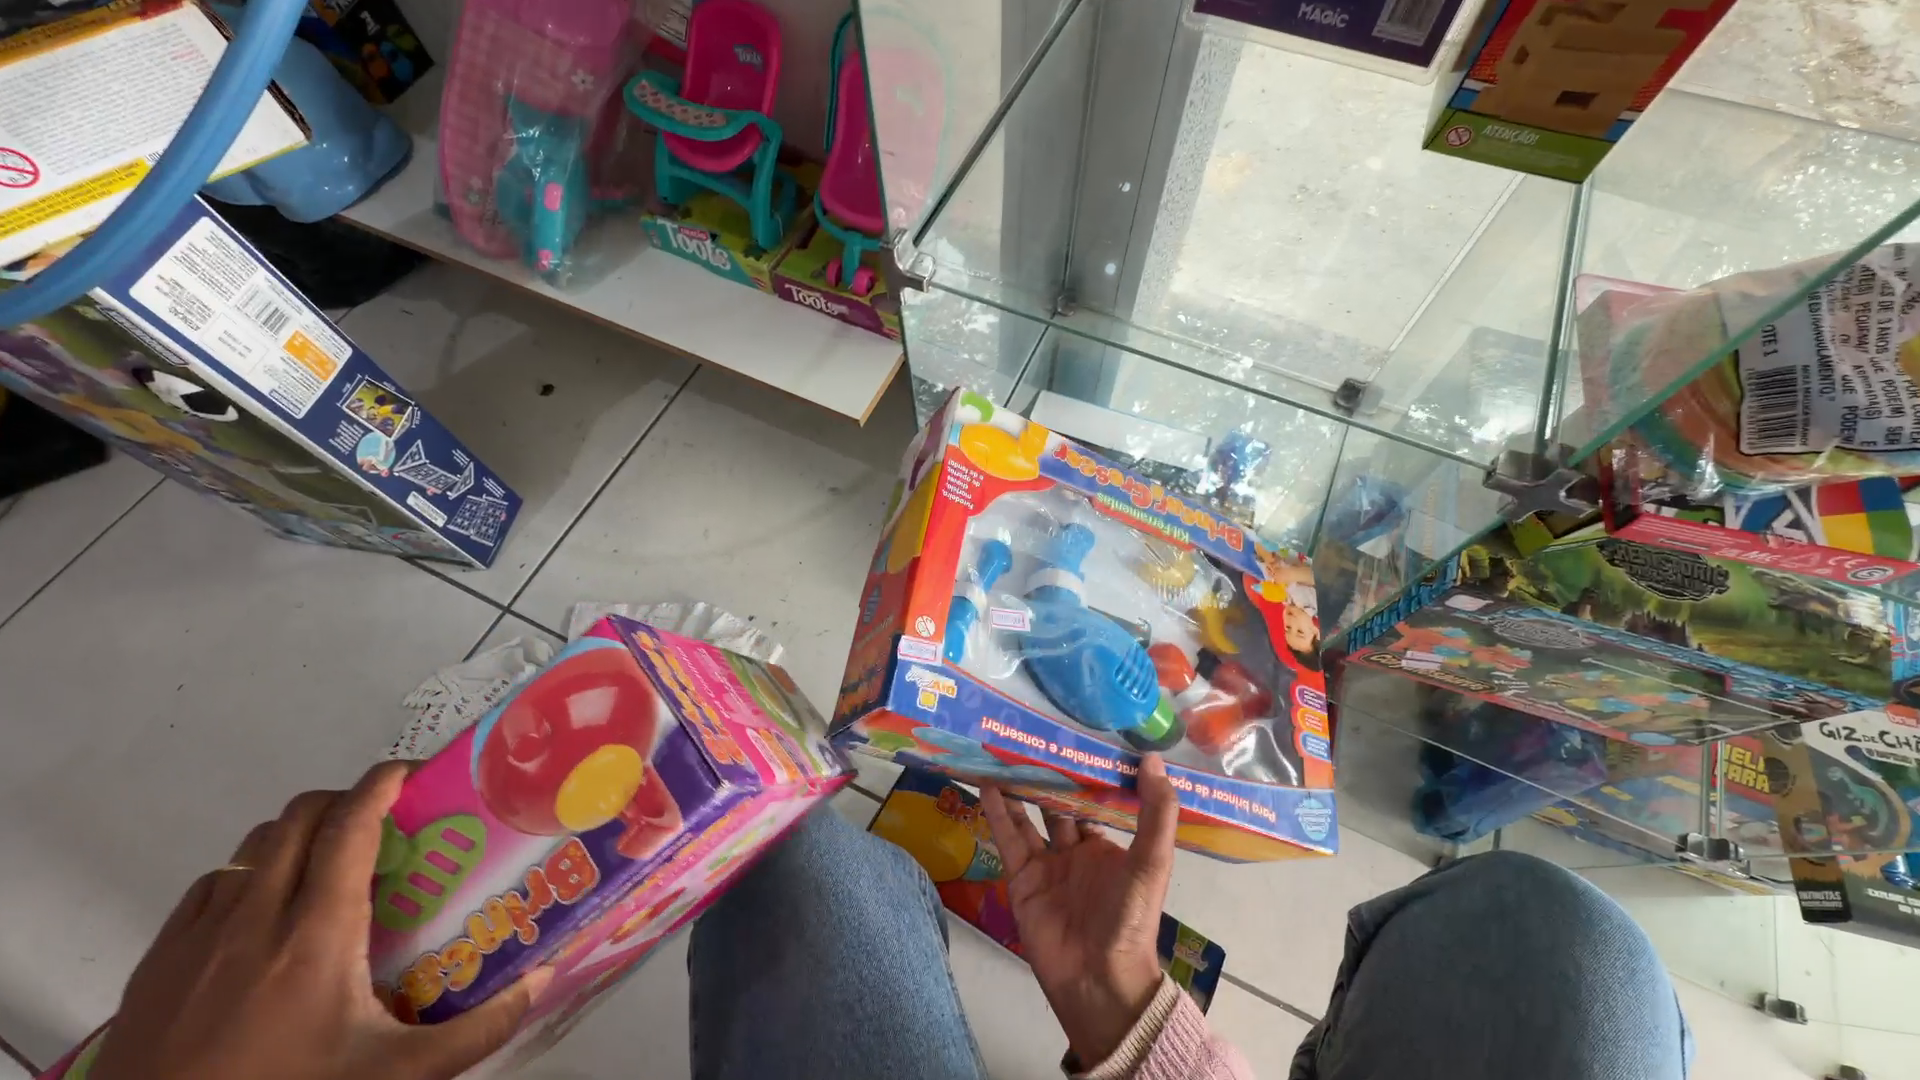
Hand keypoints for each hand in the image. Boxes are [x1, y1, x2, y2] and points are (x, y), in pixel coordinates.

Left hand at [89, 763, 551, 1079]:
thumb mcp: (395, 1075)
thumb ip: (477, 1030)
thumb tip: (539, 982)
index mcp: (318, 932)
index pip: (350, 826)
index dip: (382, 783)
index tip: (413, 773)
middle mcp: (256, 917)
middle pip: (300, 817)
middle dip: (347, 800)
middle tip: (387, 822)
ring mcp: (198, 937)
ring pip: (253, 845)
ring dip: (298, 836)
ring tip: (330, 865)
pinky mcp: (157, 963)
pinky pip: (210, 886)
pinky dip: (248, 875)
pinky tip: (266, 916)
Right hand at [979, 754, 1179, 1065]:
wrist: (1096, 978)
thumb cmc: (1129, 918)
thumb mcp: (1152, 862)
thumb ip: (1156, 812)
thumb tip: (1150, 757)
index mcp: (1108, 846)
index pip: (1094, 800)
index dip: (1086, 772)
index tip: (1077, 736)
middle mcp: (1075, 851)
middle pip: (1058, 804)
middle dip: (1048, 775)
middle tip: (1034, 736)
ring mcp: (1045, 864)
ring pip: (1029, 815)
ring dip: (1019, 786)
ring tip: (1005, 751)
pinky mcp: (1020, 877)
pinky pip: (1007, 837)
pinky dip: (996, 810)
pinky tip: (987, 782)